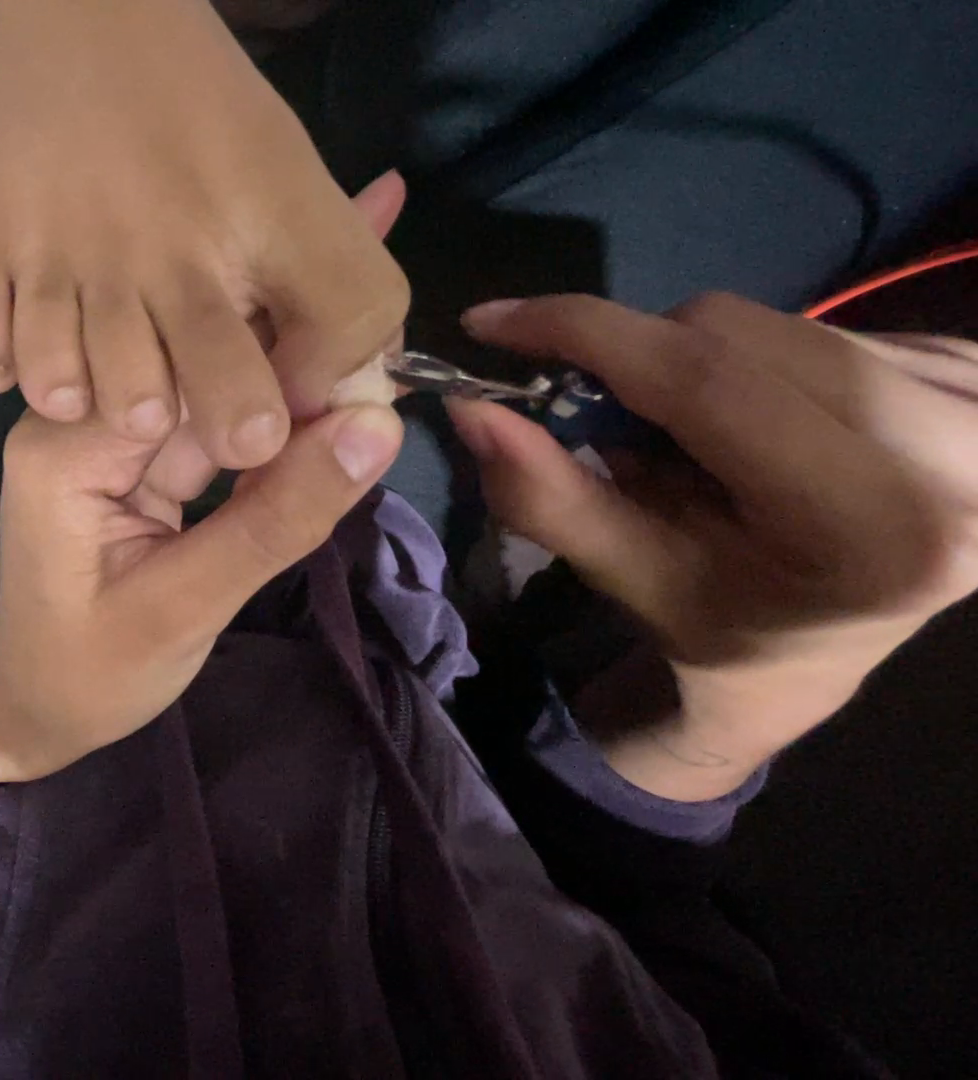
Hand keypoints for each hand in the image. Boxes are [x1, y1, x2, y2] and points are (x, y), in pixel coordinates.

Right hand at [0, 0, 409, 466]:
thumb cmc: (149, 78)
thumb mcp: (258, 144)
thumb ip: (301, 253)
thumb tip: (331, 362)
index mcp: (254, 201)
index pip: (352, 317)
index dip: (331, 372)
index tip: (291, 372)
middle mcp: (162, 248)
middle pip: (229, 396)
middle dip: (228, 422)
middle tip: (192, 403)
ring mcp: (59, 261)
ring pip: (90, 398)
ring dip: (89, 391)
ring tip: (83, 361)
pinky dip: (3, 362)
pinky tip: (14, 325)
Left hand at [0, 403, 404, 784]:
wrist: (40, 708)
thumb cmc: (94, 675)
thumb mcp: (187, 606)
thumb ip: (276, 518)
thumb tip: (377, 423)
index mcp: (62, 448)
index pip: (182, 367)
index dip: (280, 364)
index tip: (370, 377)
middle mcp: (73, 420)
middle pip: (192, 371)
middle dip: (284, 383)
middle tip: (377, 394)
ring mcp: (99, 439)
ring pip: (205, 397)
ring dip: (280, 410)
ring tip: (361, 410)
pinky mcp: (125, 462)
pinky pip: (203, 433)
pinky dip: (258, 445)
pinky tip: (314, 441)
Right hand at [448, 294, 977, 798]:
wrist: (830, 648)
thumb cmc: (719, 628)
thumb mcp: (624, 578)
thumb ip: (545, 497)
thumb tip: (470, 406)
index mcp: (871, 519)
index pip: (708, 382)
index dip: (585, 335)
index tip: (489, 321)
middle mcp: (963, 441)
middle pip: (732, 335)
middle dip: (627, 360)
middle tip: (586, 419)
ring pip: (765, 322)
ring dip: (680, 366)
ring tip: (675, 442)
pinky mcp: (974, 362)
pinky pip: (804, 325)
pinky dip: (735, 365)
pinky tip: (740, 428)